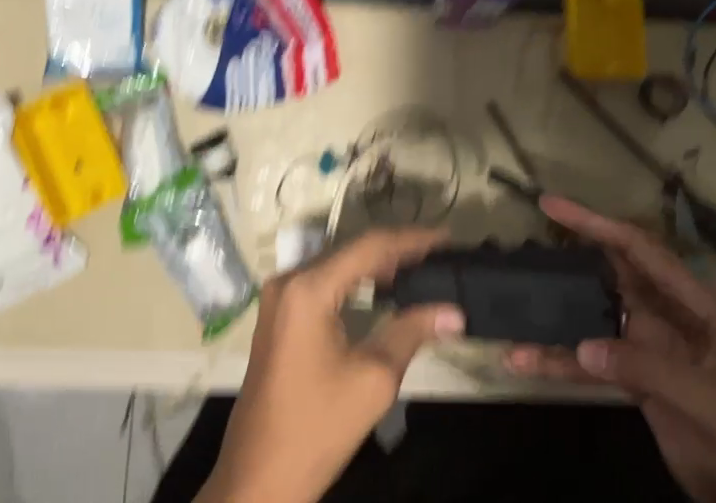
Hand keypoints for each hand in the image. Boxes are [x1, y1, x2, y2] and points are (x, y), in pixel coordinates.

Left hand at [197, 227, 463, 502]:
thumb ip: (412, 332)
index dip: (412, 240)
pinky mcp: (278, 316)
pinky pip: (323, 284)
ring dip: (376, 266)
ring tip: (421, 268)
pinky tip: (384, 289)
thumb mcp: (373, 379)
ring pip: (336, 266)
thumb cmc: (318, 426)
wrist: (260, 475)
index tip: (447, 240)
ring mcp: (278, 299)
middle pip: (350, 252)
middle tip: (439, 255)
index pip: (369, 247)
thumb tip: (454, 312)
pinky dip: (355, 282)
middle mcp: (288, 281)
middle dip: (396, 251)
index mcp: (308, 288)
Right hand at [505, 196, 715, 502]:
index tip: (552, 206)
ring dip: (558, 314)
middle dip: (573, 254)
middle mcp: (669, 312)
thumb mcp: (705, 398)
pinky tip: (527, 361)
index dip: (596, 224)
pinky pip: (589, 357)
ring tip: (516, 308)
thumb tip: (582, 346)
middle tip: (529, 239)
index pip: (640, 250)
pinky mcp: (632, 372)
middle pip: (612, 271)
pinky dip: (558, 360)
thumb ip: (646, 368)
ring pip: (595, 313)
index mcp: (696, 302)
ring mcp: (648, 342)